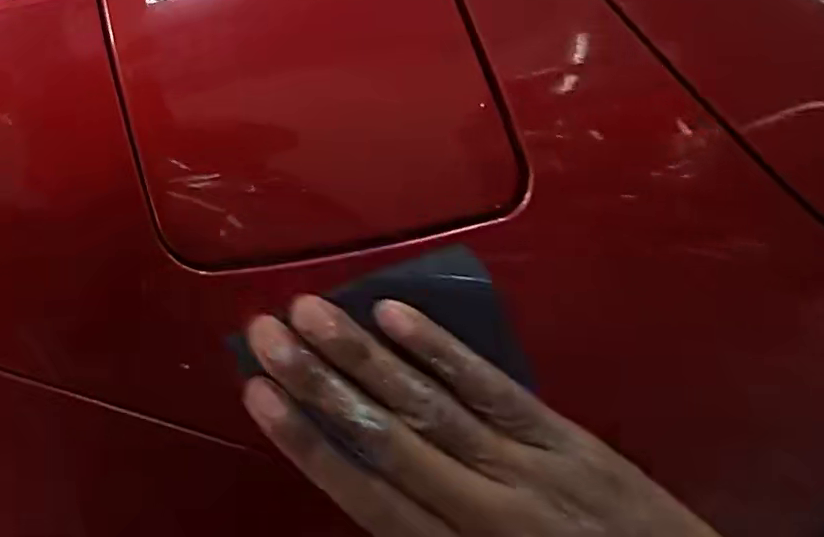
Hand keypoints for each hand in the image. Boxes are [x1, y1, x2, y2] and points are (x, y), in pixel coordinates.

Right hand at [243, 297, 720, 536]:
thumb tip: (351, 480)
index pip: (367, 495)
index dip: (308, 442)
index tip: (257, 393)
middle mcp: (489, 514)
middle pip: (388, 441)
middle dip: (318, 383)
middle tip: (264, 332)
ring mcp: (530, 469)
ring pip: (430, 405)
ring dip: (363, 355)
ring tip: (307, 309)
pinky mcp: (566, 439)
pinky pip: (495, 389)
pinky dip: (442, 351)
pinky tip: (393, 313)